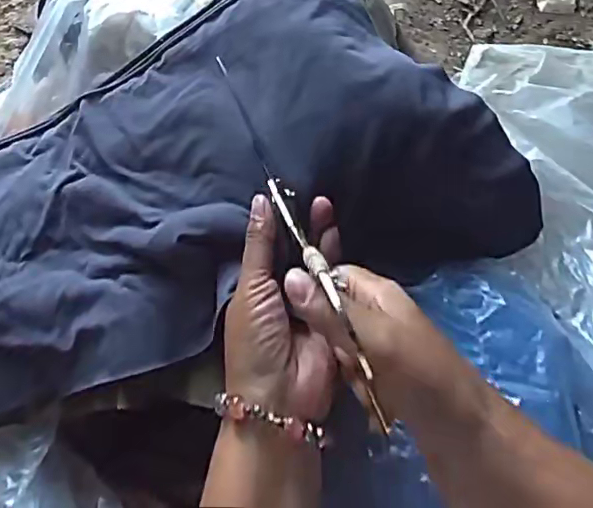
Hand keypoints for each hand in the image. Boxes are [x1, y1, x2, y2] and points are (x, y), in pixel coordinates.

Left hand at [222, 194, 338, 421]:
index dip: (280, 221)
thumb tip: (259, 201)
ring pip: (319, 265)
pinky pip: (337, 286)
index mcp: (257, 284)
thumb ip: (260, 245)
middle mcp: (283, 290)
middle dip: (305, 227)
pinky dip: (340, 265)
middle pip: (296, 251)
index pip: (270, 244)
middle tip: (317, 199)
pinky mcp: (334, 317)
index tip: (289, 193)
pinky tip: (340, 238)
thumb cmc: (255, 339)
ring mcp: (310, 303)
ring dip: (323, 239)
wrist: (283, 398)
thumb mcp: (252, 287)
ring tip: (327, 208)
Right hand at [284, 253, 472, 431]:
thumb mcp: (378, 338)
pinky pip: (353, 375)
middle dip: (327, 338)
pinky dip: (356, 389)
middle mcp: (378, 315)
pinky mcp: (387, 380)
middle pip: (330, 311)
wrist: (476, 445)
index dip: (310, 289)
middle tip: (341, 359)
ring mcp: (383, 349)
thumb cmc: (427, 379)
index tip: (295, 314)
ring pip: (338, 347)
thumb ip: (333, 311)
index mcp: (378, 292)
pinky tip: (368, 403)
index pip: (329, 273)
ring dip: (342, 369)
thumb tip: (289, 276)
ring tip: (359, 386)